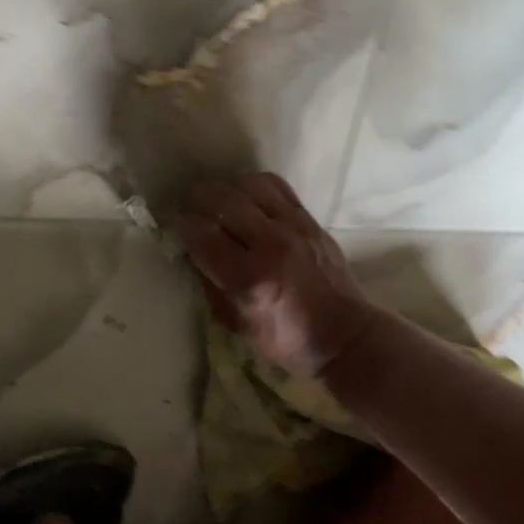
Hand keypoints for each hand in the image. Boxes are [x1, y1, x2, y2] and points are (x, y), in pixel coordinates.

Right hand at [175, 173, 378, 377]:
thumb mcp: (236, 323)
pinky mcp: (309, 219)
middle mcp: (271, 245)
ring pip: (248, 184)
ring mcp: (294, 227)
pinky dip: (253, 187)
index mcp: (250, 280)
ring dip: (225, 189)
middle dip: (196, 201)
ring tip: (218, 203)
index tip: (179, 231)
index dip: (183, 228)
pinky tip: (246, 199)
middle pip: (221, 200)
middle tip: (190, 211)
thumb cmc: (286, 339)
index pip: (202, 235)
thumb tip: (193, 251)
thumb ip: (210, 285)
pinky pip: (275, 186)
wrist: (344, 334)